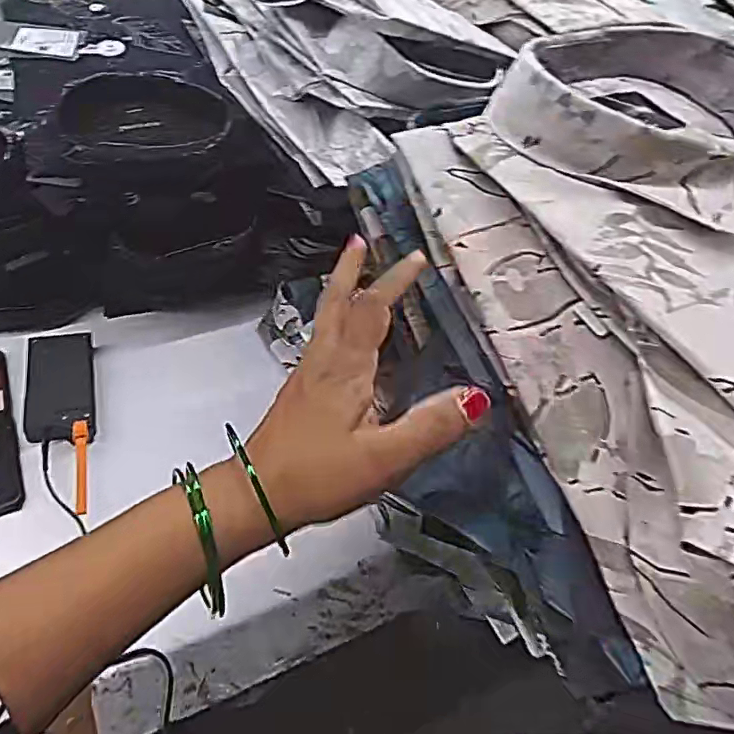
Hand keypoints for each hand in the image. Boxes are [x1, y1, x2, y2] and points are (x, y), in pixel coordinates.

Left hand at [243, 236, 488, 530]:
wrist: (258, 492)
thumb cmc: (316, 475)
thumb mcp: (384, 458)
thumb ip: (430, 427)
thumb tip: (475, 396)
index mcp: (347, 368)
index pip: (372, 310)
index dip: (394, 281)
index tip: (416, 258)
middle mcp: (324, 361)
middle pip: (338, 302)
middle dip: (354, 269)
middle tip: (363, 241)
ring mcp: (308, 373)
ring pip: (326, 317)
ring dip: (342, 289)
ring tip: (353, 271)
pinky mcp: (301, 389)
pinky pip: (323, 338)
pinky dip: (337, 318)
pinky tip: (345, 334)